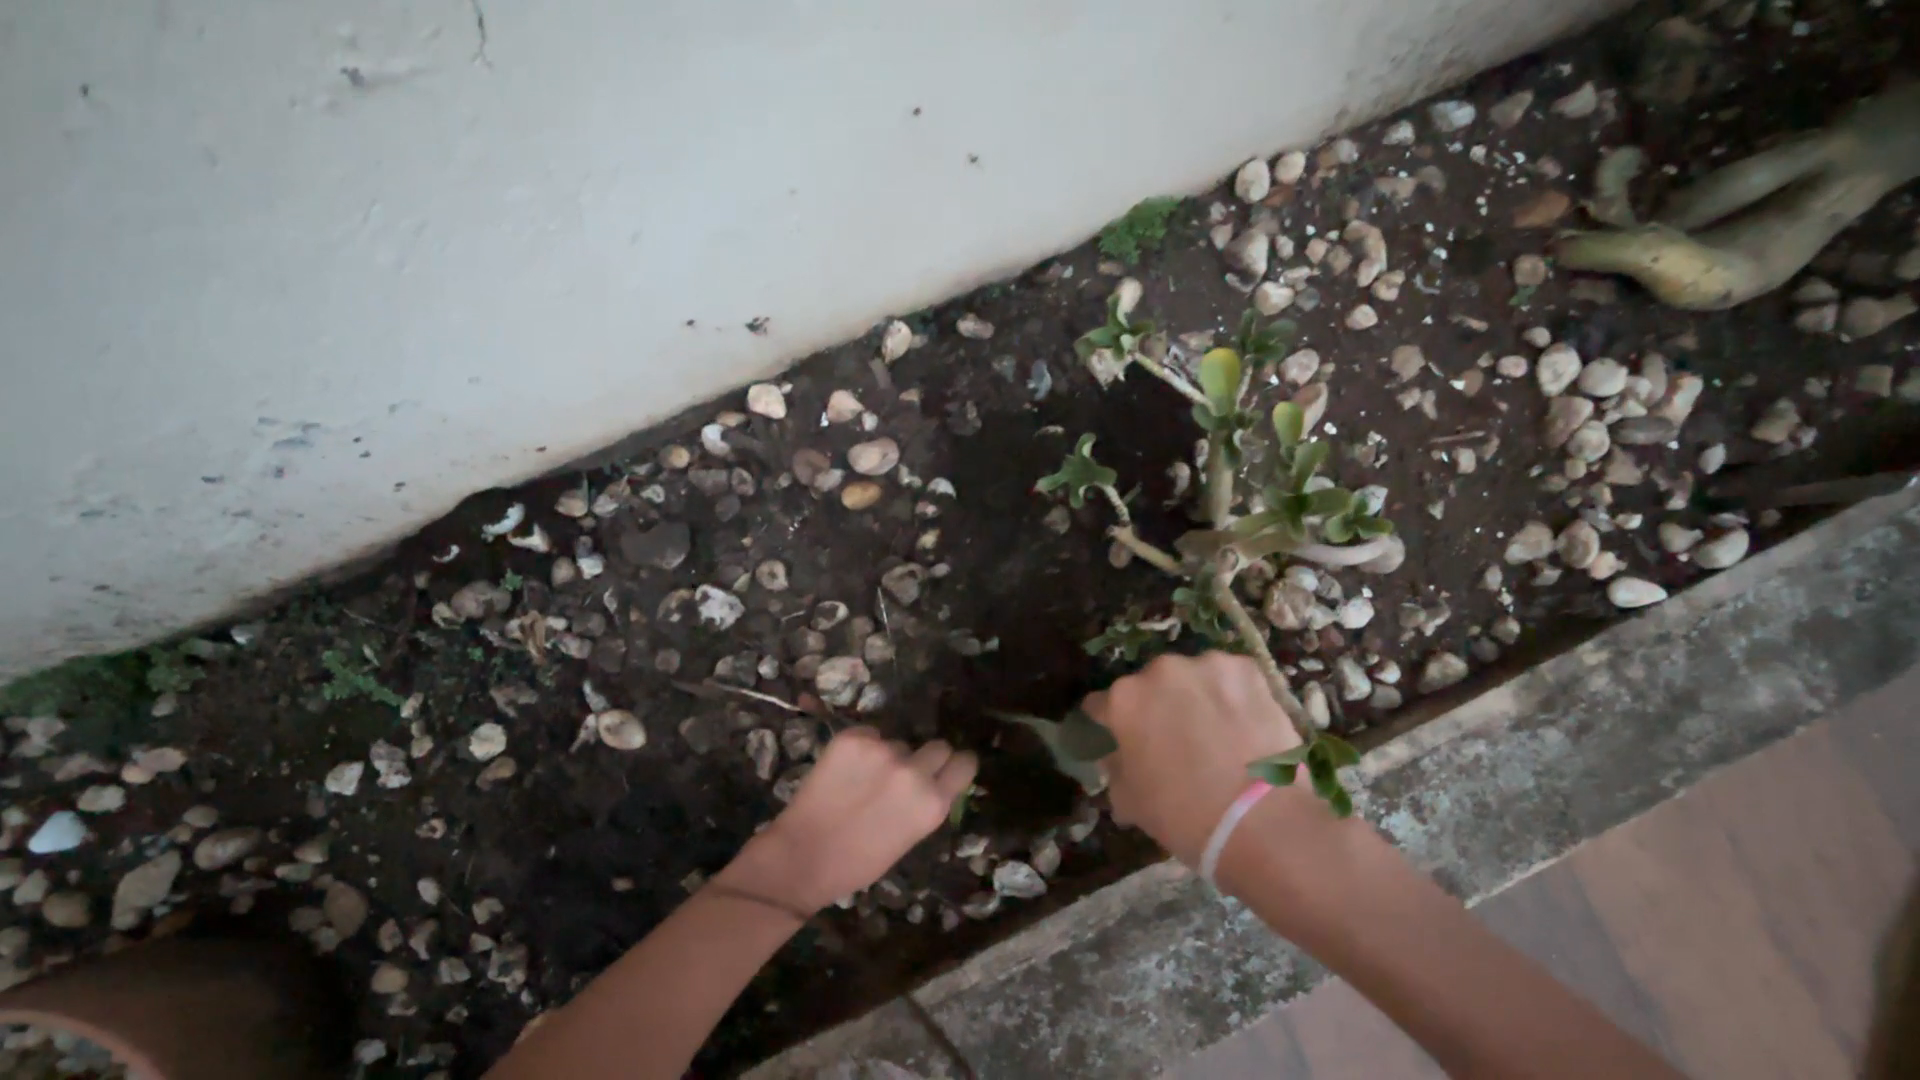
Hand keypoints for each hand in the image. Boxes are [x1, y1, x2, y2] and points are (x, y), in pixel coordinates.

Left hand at [717, 728, 976, 913]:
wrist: (803, 856)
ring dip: (890, 756)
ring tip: (864, 779)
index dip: (955, 766)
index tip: (946, 769)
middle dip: (926, 758)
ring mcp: (882, 751)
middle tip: (905, 774)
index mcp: (933, 803)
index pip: (965, 763)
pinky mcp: (853, 738)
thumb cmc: (858, 861)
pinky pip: (871, 735)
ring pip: (899, 742)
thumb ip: (926, 804)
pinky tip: (846, 770)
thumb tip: (932, 781)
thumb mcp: (910, 838)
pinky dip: (863, 748)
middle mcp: (913, 771)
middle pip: (938, 745)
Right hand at [1082, 652, 1303, 865]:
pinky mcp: (1248, 670)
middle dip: (1156, 706)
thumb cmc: (1185, 816)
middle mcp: (1160, 671)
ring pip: (1191, 678)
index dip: (1108, 723)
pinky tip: (1243, 724)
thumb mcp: (1130, 801)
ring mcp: (1207, 666)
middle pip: (1149, 685)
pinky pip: (1230, 679)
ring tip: (1214, 730)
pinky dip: (1232, 696)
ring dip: (1195, 696)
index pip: (1100, 704)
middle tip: (1173, 738)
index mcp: (1124, 700)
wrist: (1262, 822)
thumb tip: (1117, 757)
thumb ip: (1115, 768)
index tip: (1118, 739)